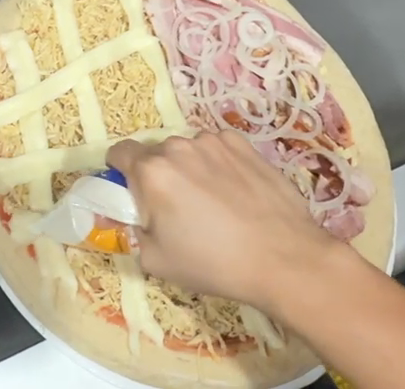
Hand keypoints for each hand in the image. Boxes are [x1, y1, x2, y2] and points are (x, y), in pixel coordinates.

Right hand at [107, 131, 356, 312]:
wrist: (285, 258)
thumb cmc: (215, 264)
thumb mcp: (156, 261)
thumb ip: (130, 231)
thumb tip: (128, 215)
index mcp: (151, 171)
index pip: (118, 153)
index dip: (120, 174)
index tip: (134, 196)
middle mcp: (177, 146)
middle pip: (154, 153)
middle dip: (158, 176)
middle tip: (177, 210)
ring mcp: (212, 140)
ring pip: (186, 151)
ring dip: (188, 169)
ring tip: (213, 204)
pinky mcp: (241, 142)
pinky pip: (216, 149)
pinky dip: (217, 164)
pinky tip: (235, 194)